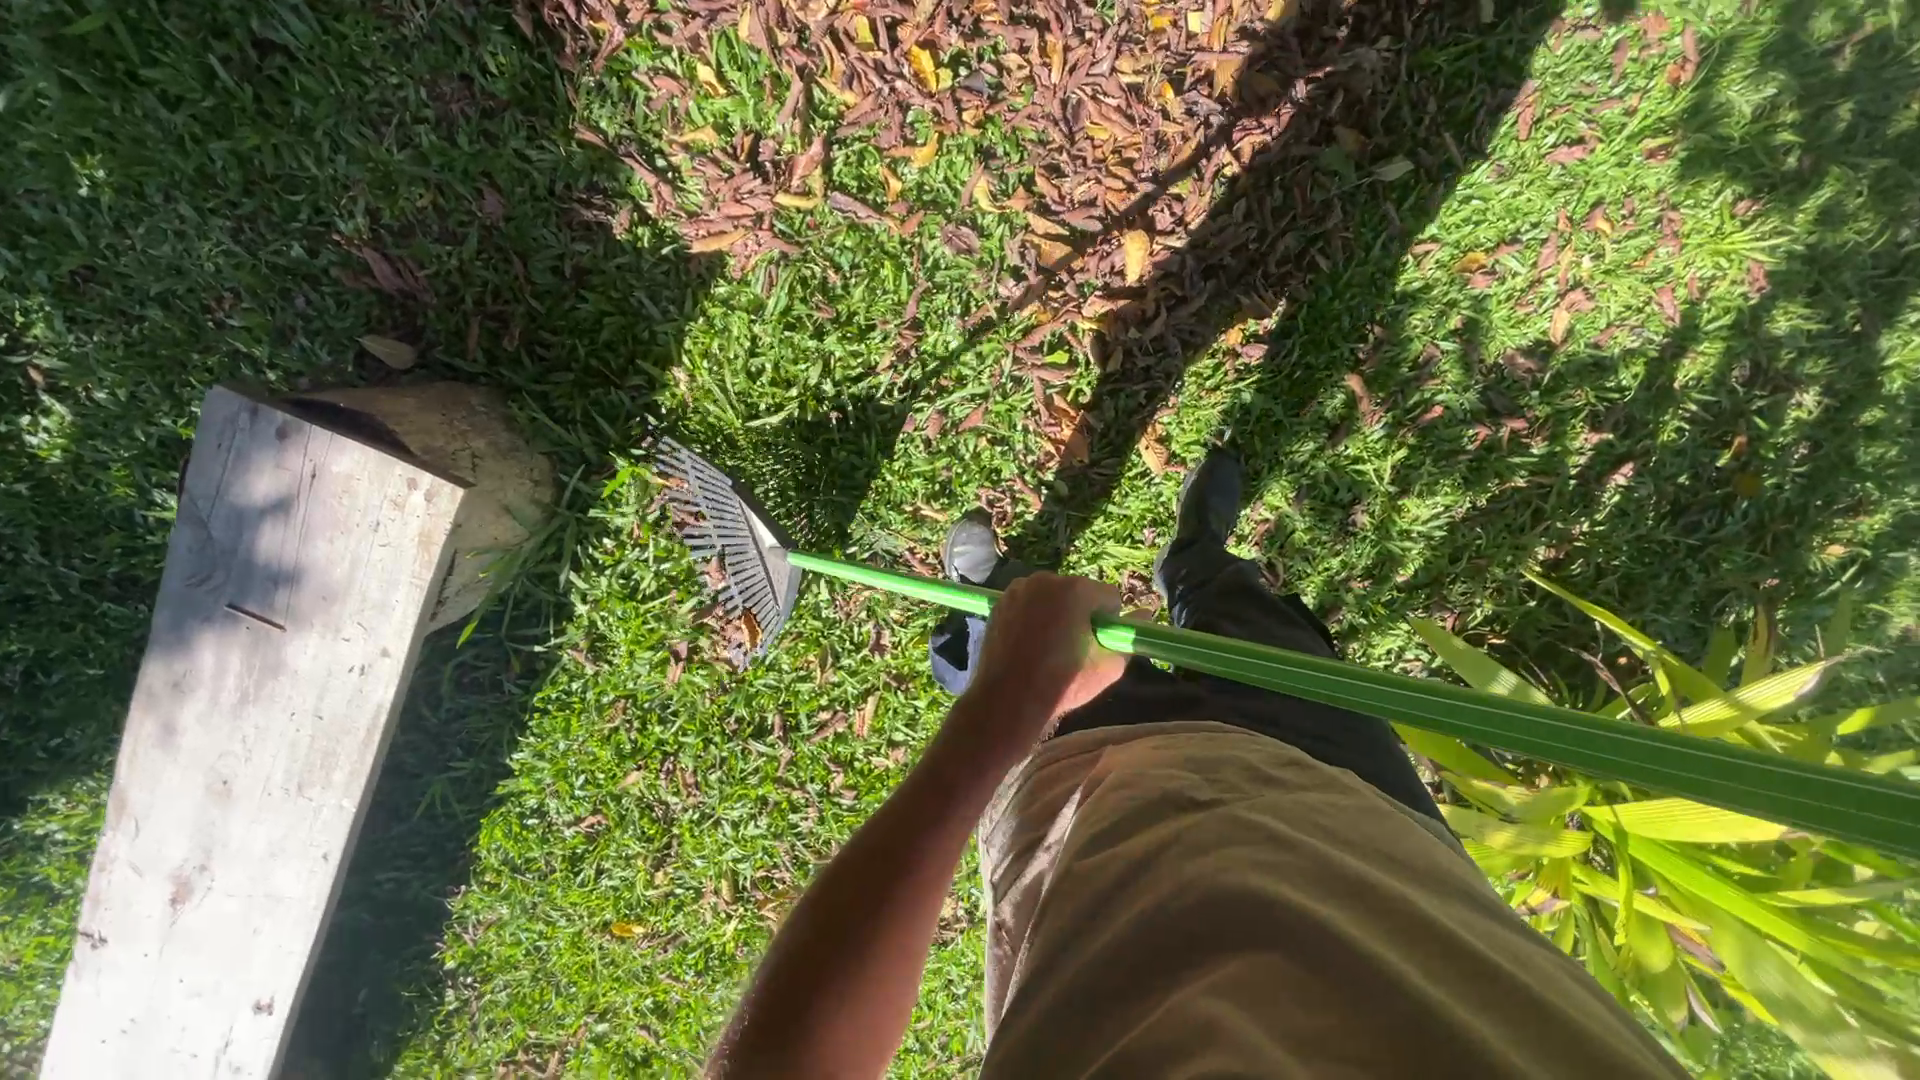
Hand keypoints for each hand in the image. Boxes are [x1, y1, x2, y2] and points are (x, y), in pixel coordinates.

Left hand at [953, 572, 1126, 757]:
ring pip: (1052, 596)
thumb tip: (1146, 612)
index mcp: (1075, 590)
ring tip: (1049, 647)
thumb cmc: (1063, 683)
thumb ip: (1129, 636)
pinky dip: (1034, 616)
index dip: (1108, 622)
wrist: (1007, 698)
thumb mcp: (1108, 666)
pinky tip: (1029, 643)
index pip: (1108, 597)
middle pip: (1078, 592)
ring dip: (1057, 613)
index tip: (1097, 644)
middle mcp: (1045, 580)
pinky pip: (1029, 603)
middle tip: (1073, 647)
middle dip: (1081, 614)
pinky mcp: (1000, 602)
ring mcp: (1018, 589)